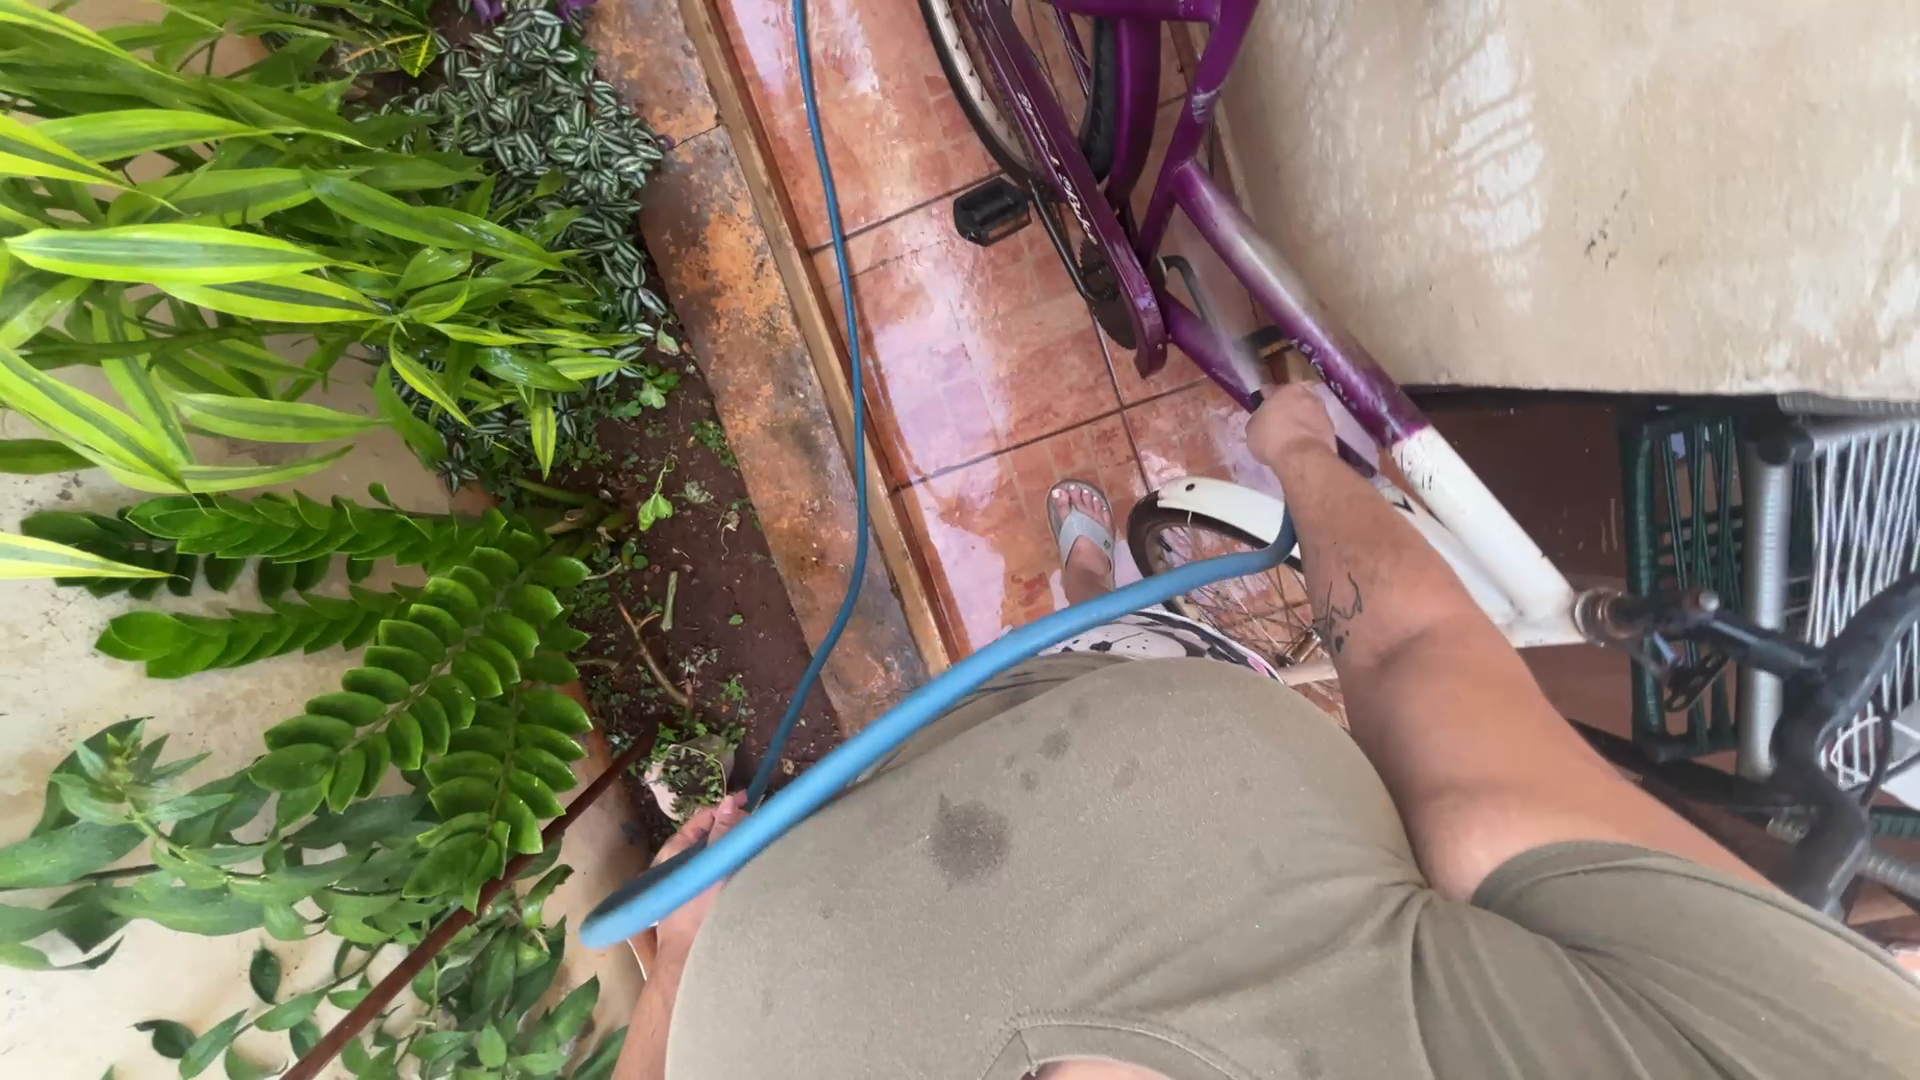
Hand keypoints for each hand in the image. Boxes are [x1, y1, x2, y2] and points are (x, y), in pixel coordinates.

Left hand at [651, 790, 747, 969]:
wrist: (690, 961)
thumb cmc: (698, 911)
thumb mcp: (713, 867)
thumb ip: (723, 834)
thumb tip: (729, 802)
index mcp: (674, 853)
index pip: (702, 820)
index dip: (724, 809)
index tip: (748, 801)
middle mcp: (679, 865)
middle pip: (709, 835)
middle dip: (733, 826)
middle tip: (756, 824)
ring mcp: (690, 883)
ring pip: (715, 853)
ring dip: (735, 845)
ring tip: (757, 841)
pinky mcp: (700, 899)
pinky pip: (719, 870)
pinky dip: (734, 863)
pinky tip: (750, 864)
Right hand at [1247, 382, 1336, 468]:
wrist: (1301, 456)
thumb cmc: (1271, 438)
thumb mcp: (1252, 428)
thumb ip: (1259, 418)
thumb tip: (1263, 420)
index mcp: (1287, 389)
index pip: (1273, 391)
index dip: (1266, 401)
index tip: (1261, 411)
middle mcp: (1308, 395)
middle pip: (1295, 400)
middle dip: (1288, 409)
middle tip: (1278, 423)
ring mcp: (1323, 412)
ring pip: (1308, 413)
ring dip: (1301, 421)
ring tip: (1291, 437)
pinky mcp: (1332, 429)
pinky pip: (1315, 428)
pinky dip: (1309, 434)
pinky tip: (1301, 445)